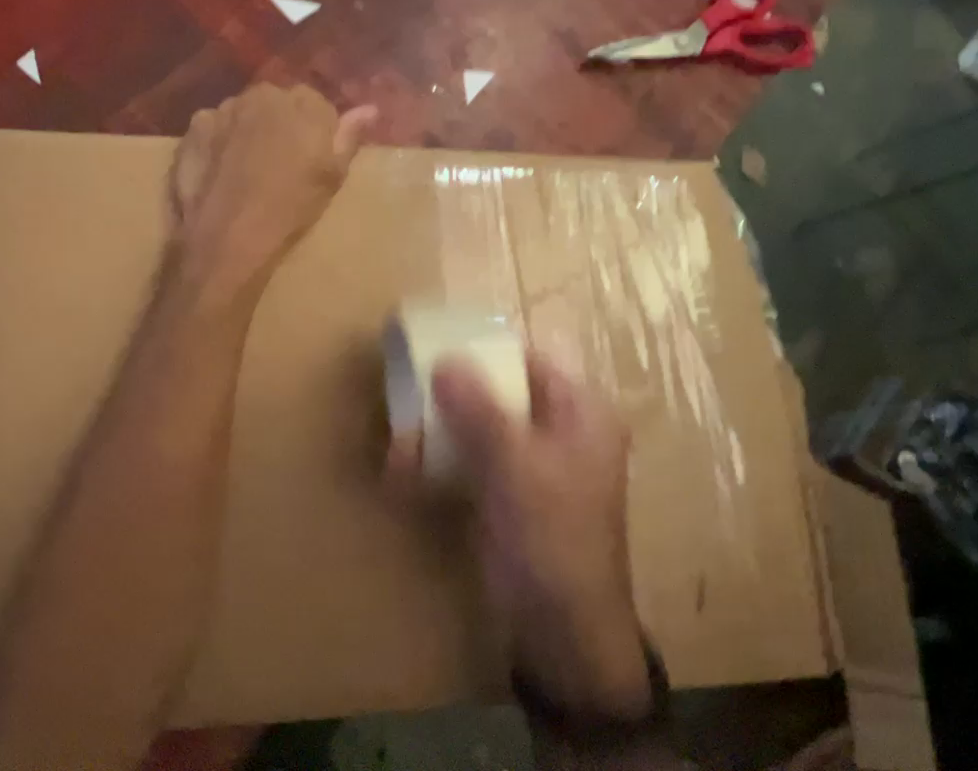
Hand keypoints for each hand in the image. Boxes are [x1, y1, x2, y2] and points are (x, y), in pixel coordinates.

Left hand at [169, 84, 376, 291]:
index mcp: (305, 103)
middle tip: (278, 164)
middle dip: (279, 125)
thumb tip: (370, 109)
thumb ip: (349, 136)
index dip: (313, 132)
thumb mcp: (332, 177)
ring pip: (243, 113)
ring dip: (247, 131)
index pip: (316, 104)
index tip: (309, 159)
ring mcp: (225, 108)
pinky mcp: (195, 126)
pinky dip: (217, 141)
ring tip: (245, 169)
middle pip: (277, 103)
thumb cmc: (292, 208)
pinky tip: (219, 170)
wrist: (229, 236)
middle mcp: (265, 94)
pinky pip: (213, 127)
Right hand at [388, 349, 654, 721]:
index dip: (483, 351)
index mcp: (580, 415)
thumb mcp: (515, 466)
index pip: (529, 362)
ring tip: (396, 449)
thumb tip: (444, 359)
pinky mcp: (507, 499)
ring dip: (434, 435)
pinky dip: (438, 466)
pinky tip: (403, 475)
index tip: (432, 347)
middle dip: (446, 400)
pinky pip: (468, 465)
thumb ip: (479, 410)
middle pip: (497, 395)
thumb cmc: (551, 537)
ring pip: (476, 430)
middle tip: (402, 403)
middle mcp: (558, 434)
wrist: (561, 630)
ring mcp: (531, 469)